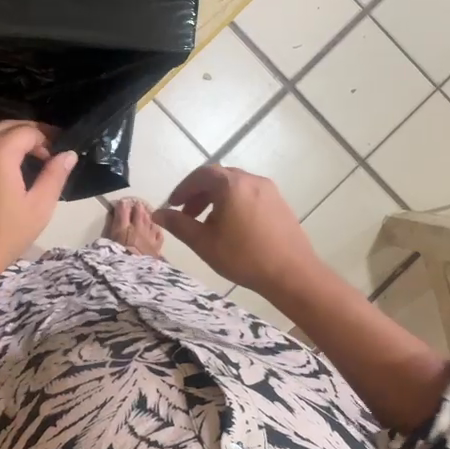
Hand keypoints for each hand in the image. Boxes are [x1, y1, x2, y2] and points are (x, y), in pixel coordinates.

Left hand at [0, 121, 76, 283]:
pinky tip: (5, 172)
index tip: (58, 153)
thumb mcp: (38, 207)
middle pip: (5, 127)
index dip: (46, 138)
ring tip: (29, 160)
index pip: (27, 131)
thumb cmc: (4, 236)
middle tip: (47, 150)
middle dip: (28, 133)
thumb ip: (54, 176)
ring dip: (10, 141)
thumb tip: (68, 154)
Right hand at [153, 165, 321, 294]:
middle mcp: (251, 180)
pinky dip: (234, 203)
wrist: (291, 273)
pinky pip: (250, 194)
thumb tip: (158, 213)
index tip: (172, 205)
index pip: (200, 175)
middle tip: (187, 214)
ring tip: (208, 223)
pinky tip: (232, 228)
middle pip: (219, 178)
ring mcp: (269, 191)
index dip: (183, 188)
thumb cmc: (243, 257)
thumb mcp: (204, 242)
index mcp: (231, 185)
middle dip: (199, 193)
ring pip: (235, 186)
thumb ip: (178, 225)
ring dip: (217, 199)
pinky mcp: (280, 203)